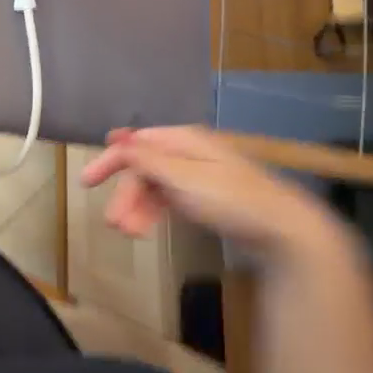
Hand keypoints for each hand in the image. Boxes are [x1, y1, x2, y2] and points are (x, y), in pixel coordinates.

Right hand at [80, 125, 345, 258]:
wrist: (286, 230)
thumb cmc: (232, 199)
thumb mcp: (183, 178)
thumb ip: (146, 159)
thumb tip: (115, 139)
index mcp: (182, 140)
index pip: (134, 144)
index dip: (109, 161)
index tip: (86, 183)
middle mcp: (187, 153)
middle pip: (143, 169)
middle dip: (126, 195)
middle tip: (113, 225)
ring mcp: (197, 176)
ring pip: (154, 187)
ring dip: (137, 207)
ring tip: (129, 234)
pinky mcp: (206, 198)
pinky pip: (168, 200)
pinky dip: (154, 213)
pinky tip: (147, 229)